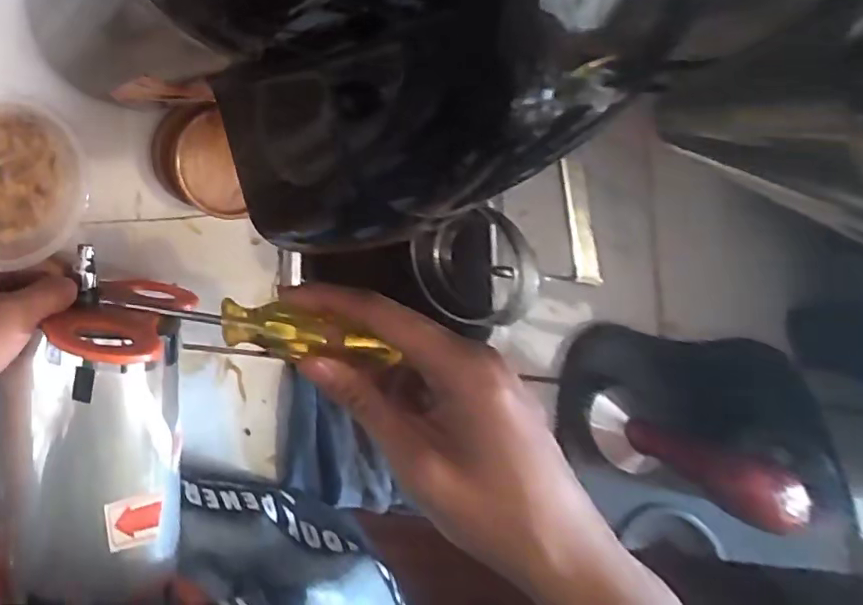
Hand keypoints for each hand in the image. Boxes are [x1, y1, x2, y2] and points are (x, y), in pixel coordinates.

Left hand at [0, 259, 76, 421]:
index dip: (53, 269)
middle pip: (10, 270)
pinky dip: (4, 319)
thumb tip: (71, 283)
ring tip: (47, 326)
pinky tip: (16, 338)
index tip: (77, 290)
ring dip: (24, 306)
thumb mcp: (15, 318)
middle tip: (66, 312)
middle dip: (40, 289)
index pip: (23, 251)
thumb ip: (48, 295)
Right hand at [283, 285, 676, 604]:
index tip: (287, 296)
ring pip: (410, 344)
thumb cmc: (492, 514)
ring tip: (326, 363)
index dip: (328, 300)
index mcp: (460, 364)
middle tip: (296, 329)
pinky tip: (373, 392)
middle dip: (342, 323)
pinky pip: (429, 365)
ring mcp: (487, 372)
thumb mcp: (415, 460)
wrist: (575, 565)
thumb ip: (362, 401)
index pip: (381, 313)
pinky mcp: (490, 390)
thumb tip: (308, 359)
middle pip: (395, 322)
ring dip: (367, 350)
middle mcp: (476, 355)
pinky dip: (394, 371)